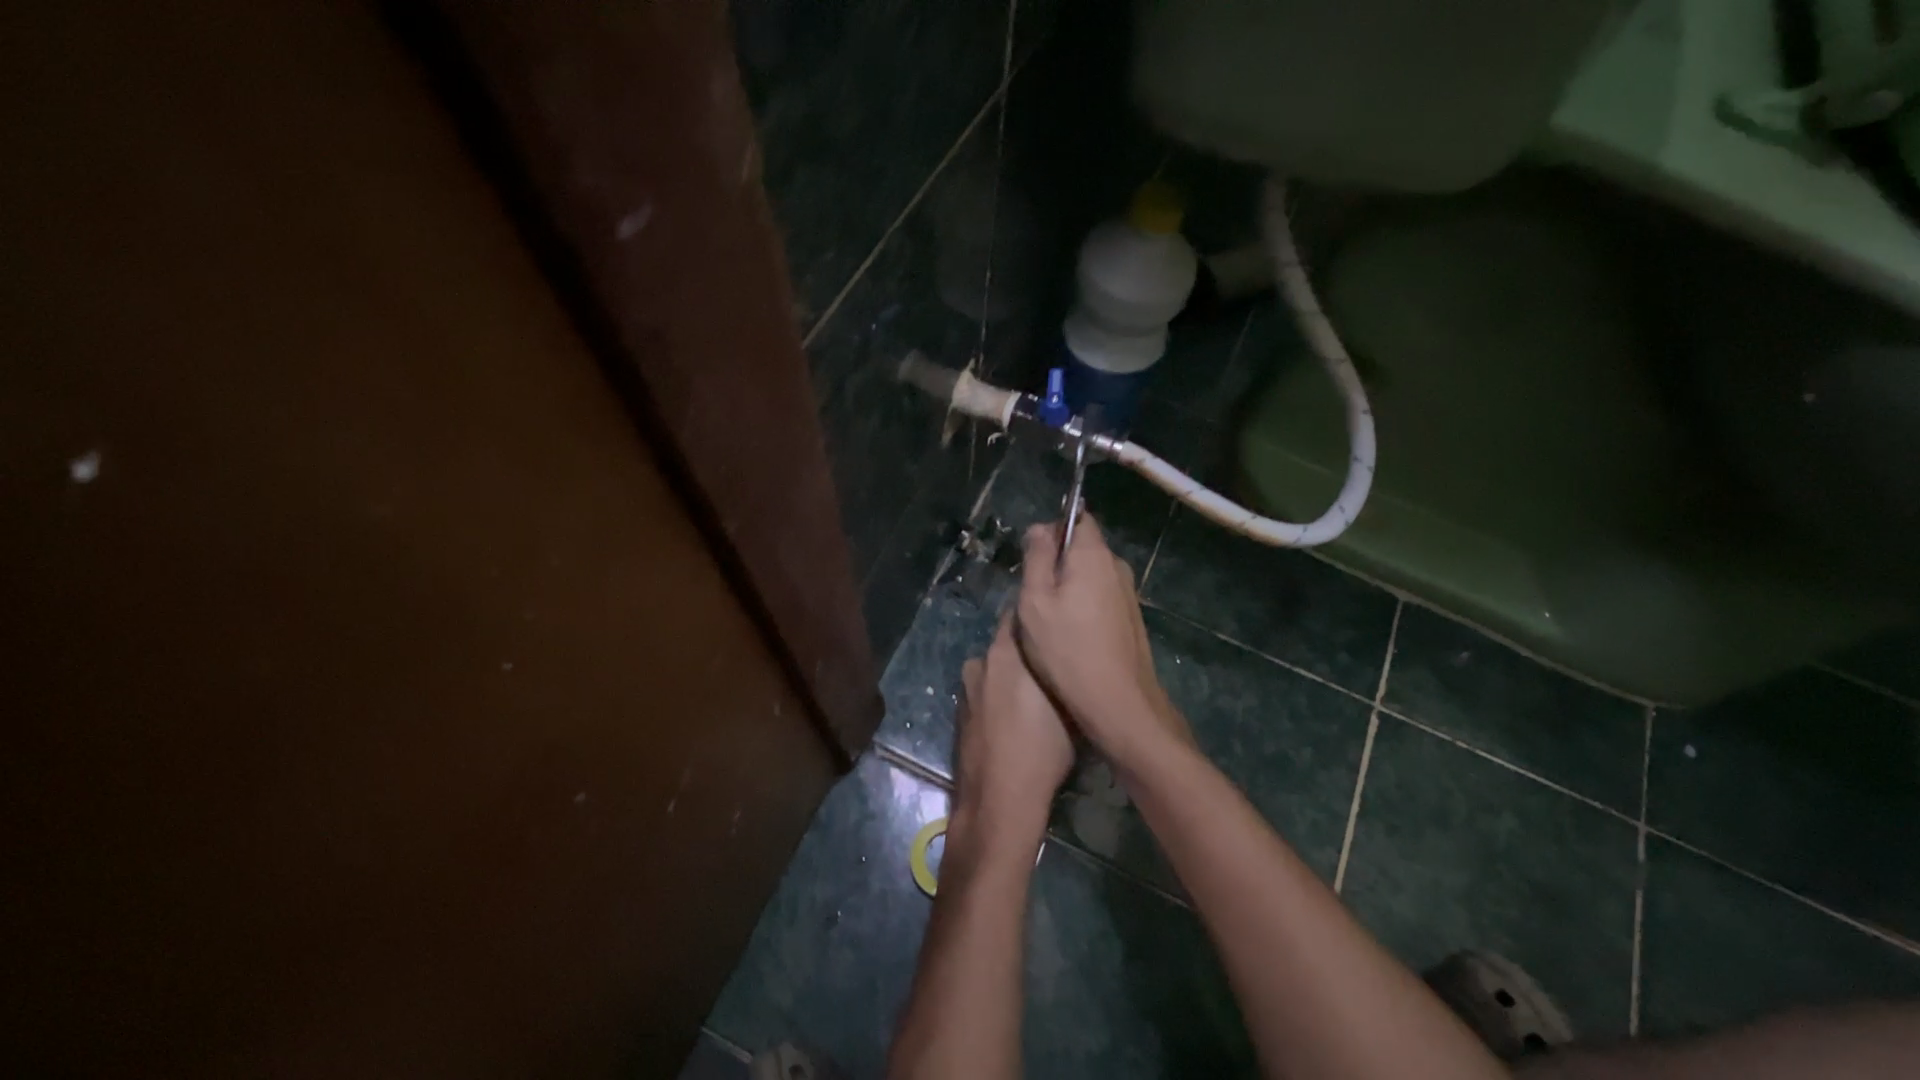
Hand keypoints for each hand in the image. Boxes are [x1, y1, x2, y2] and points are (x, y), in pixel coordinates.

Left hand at [954, 609, 1074, 822]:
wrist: (999, 797)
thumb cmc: (1043, 747)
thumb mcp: (1070, 706)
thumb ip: (1063, 672)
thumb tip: (1066, 657)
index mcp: (1006, 652)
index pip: (1019, 615)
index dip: (1038, 616)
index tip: (1055, 623)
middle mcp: (981, 663)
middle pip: (1004, 643)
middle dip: (1025, 648)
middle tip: (1050, 663)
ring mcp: (965, 691)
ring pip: (992, 670)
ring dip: (1009, 675)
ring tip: (1032, 696)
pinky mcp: (959, 716)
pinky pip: (983, 695)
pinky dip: (996, 698)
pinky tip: (1012, 720)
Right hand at [1016, 516, 1189, 764]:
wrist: (1117, 701)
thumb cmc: (1067, 649)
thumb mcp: (1035, 601)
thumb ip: (1036, 558)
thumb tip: (1040, 528)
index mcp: (1094, 555)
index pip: (1077, 518)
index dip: (1052, 530)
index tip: (1031, 557)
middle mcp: (1117, 567)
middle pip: (1083, 548)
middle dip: (1056, 562)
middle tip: (1031, 595)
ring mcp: (1128, 594)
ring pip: (1090, 576)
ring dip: (1067, 589)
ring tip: (1046, 620)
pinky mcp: (1130, 619)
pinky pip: (1100, 599)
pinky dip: (1082, 608)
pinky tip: (1069, 637)